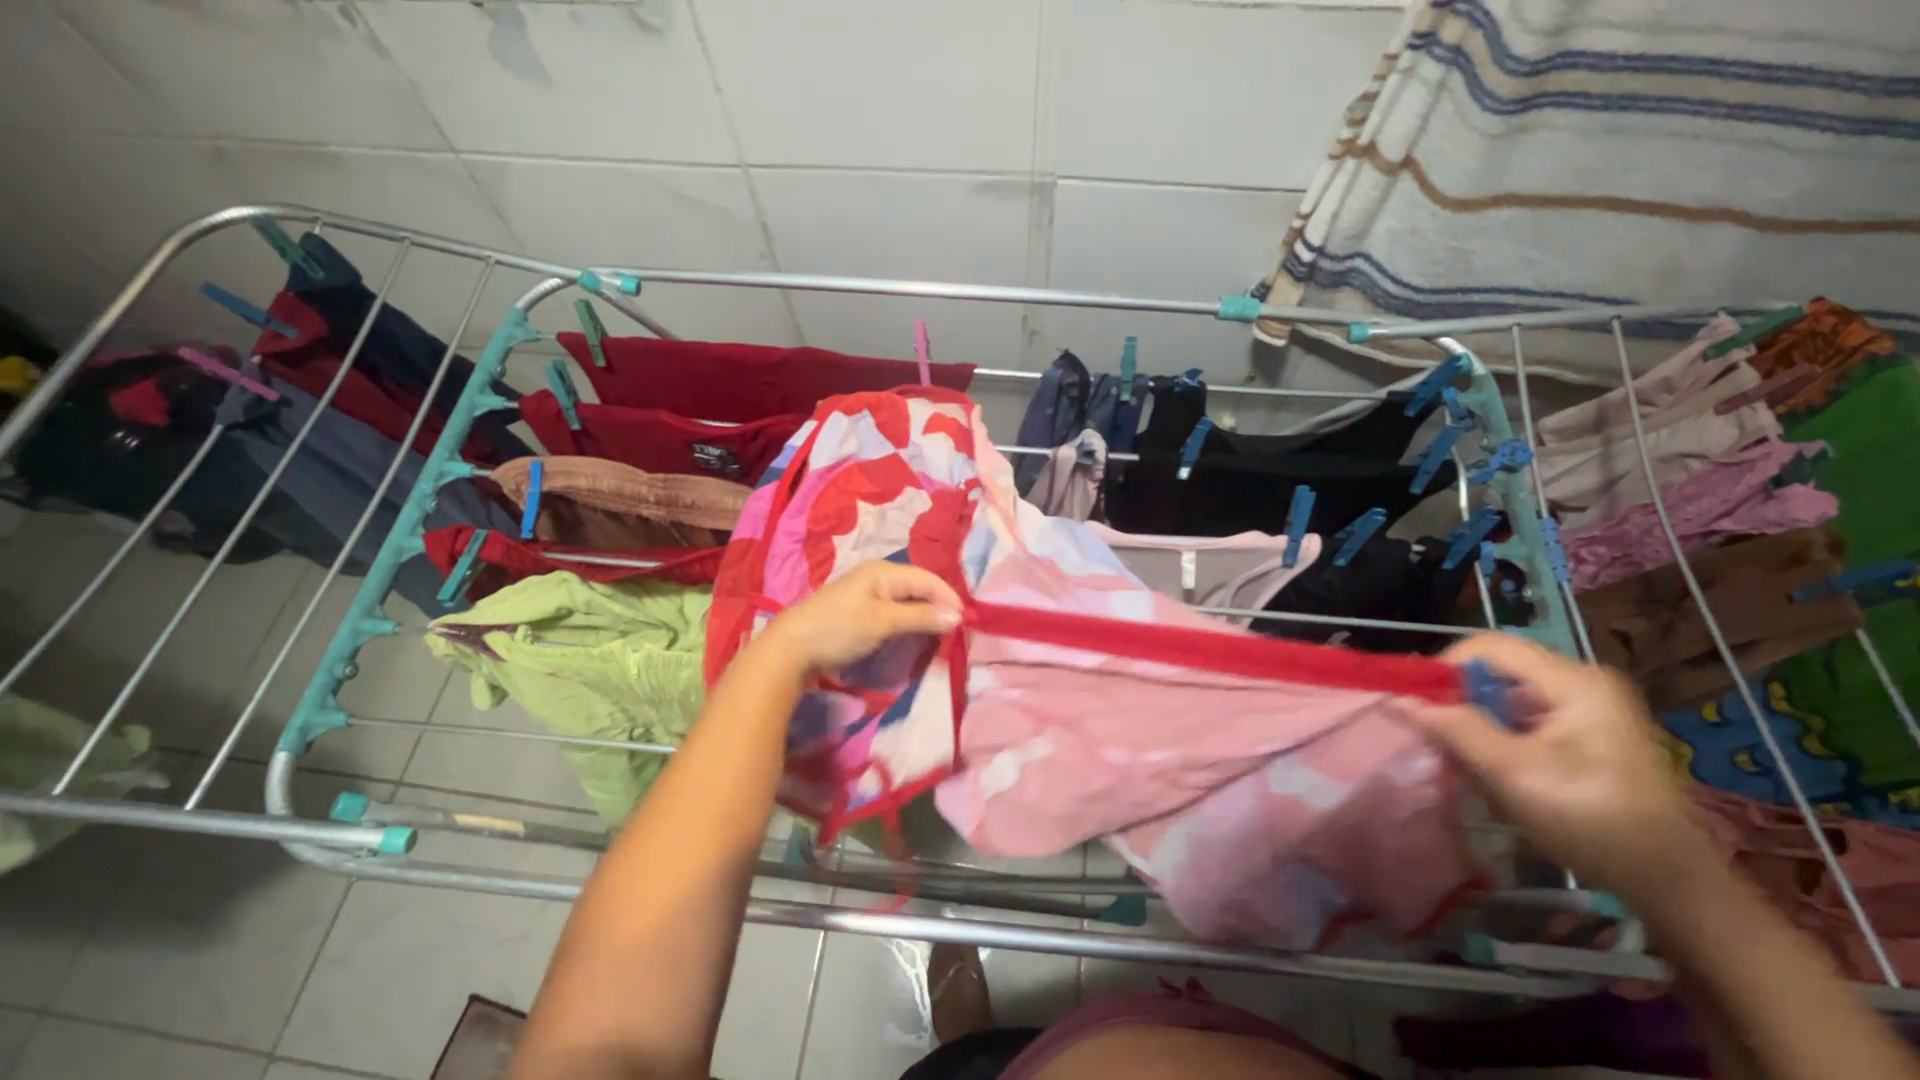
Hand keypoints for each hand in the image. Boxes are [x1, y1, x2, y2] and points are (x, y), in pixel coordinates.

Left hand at [750, 562, 963, 677]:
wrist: (792, 646)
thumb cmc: (839, 629)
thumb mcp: (883, 622)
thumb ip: (920, 617)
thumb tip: (956, 615)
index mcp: (884, 571)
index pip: (928, 579)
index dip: (949, 598)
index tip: (966, 622)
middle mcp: (878, 575)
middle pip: (919, 586)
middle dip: (939, 604)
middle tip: (957, 629)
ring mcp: (867, 591)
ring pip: (907, 597)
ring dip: (925, 612)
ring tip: (941, 631)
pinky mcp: (860, 608)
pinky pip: (895, 607)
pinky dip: (909, 618)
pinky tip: (915, 630)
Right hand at [1414, 632, 1716, 906]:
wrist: (1671, 882)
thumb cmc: (1594, 822)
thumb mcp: (1516, 774)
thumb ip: (1457, 730)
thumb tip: (1399, 699)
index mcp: (1574, 681)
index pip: (1488, 647)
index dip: (1444, 669)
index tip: (1418, 708)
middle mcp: (1581, 684)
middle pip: (1497, 672)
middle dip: (1460, 704)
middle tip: (1438, 743)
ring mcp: (1587, 711)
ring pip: (1506, 699)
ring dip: (1477, 728)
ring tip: (1465, 766)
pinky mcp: (1586, 737)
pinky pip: (1524, 722)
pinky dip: (1499, 742)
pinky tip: (1493, 777)